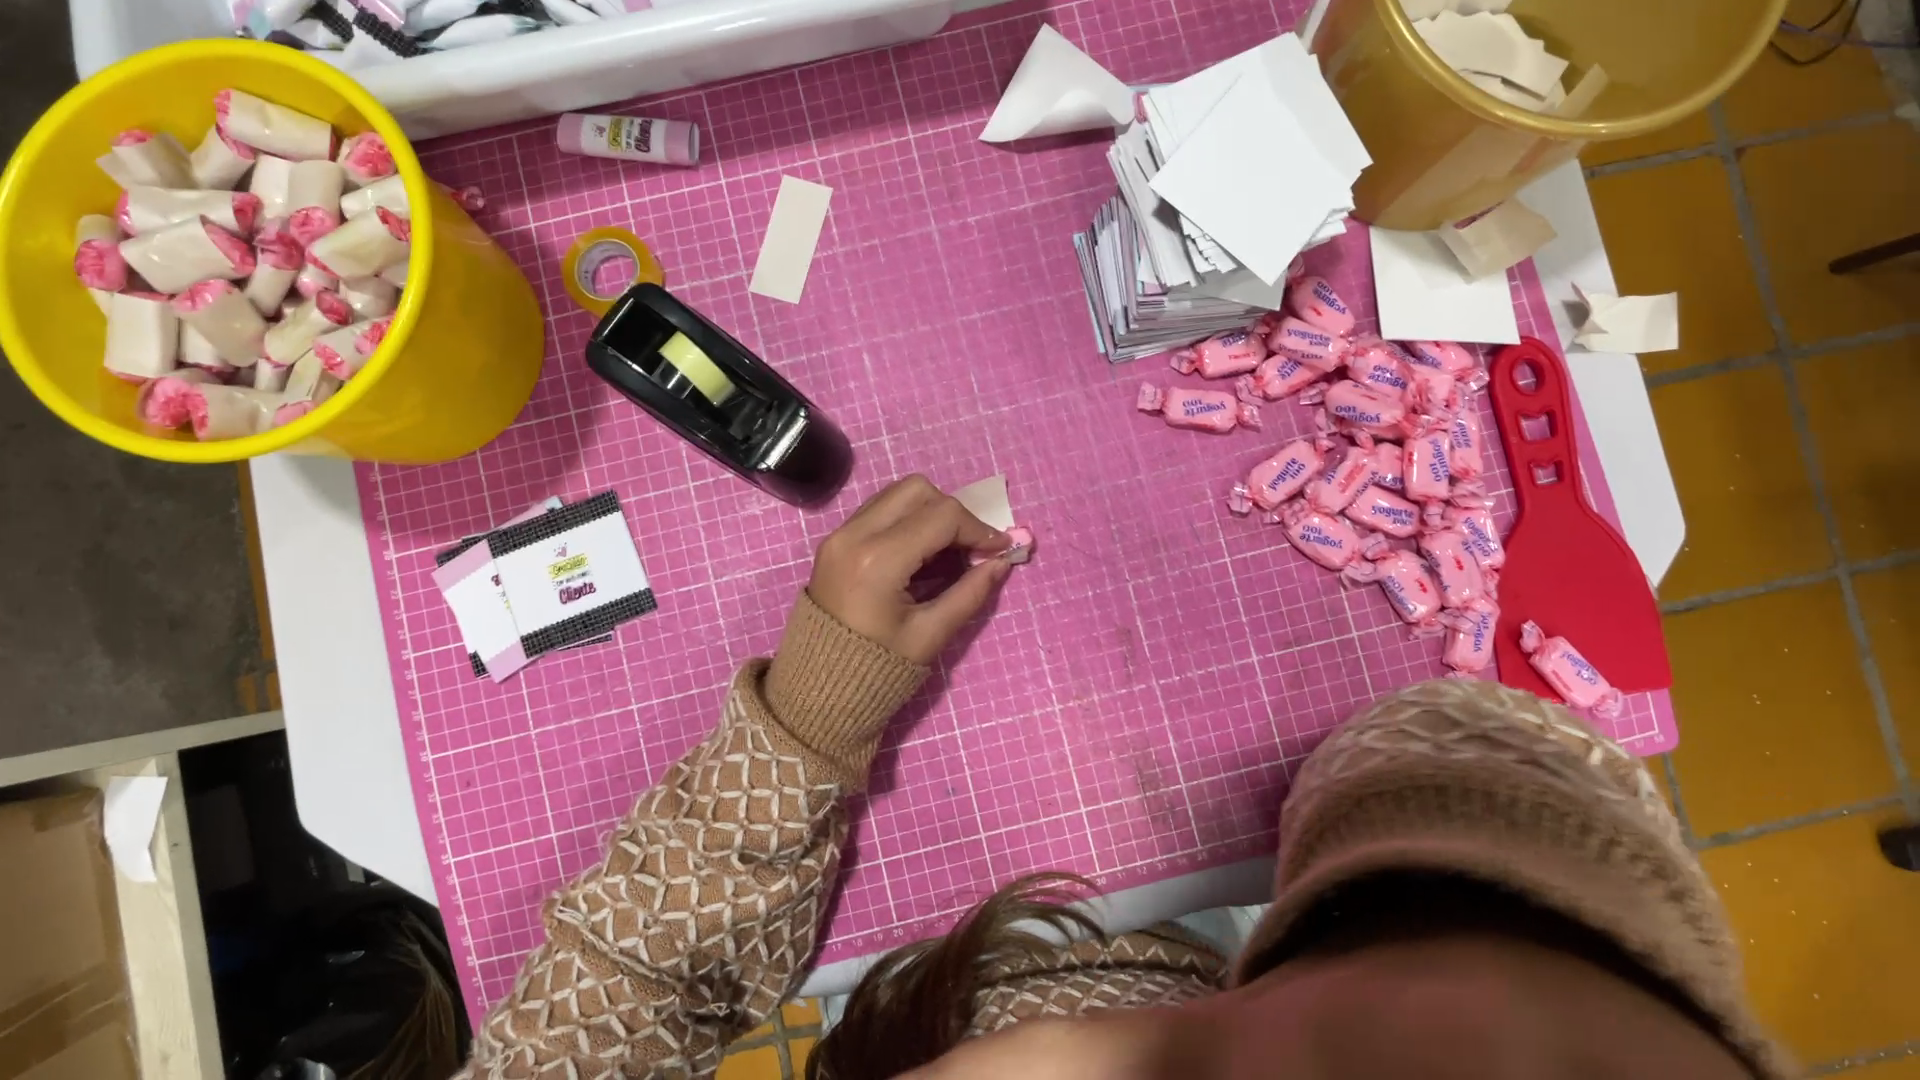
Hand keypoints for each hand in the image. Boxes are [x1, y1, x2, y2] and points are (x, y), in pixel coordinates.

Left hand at [809, 475, 1013, 663]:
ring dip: (929, 512)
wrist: (820, 688)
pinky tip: (921, 554)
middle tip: (970, 548)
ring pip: (896, 494)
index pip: (942, 516)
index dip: (978, 529)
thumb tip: (1001, 562)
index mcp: (879, 560)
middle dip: (953, 513)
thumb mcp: (930, 635)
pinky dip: (907, 520)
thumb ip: (970, 593)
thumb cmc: (878, 669)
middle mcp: (855, 535)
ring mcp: (839, 535)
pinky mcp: (835, 541)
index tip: (999, 550)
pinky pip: (879, 510)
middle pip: (918, 490)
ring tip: (947, 552)